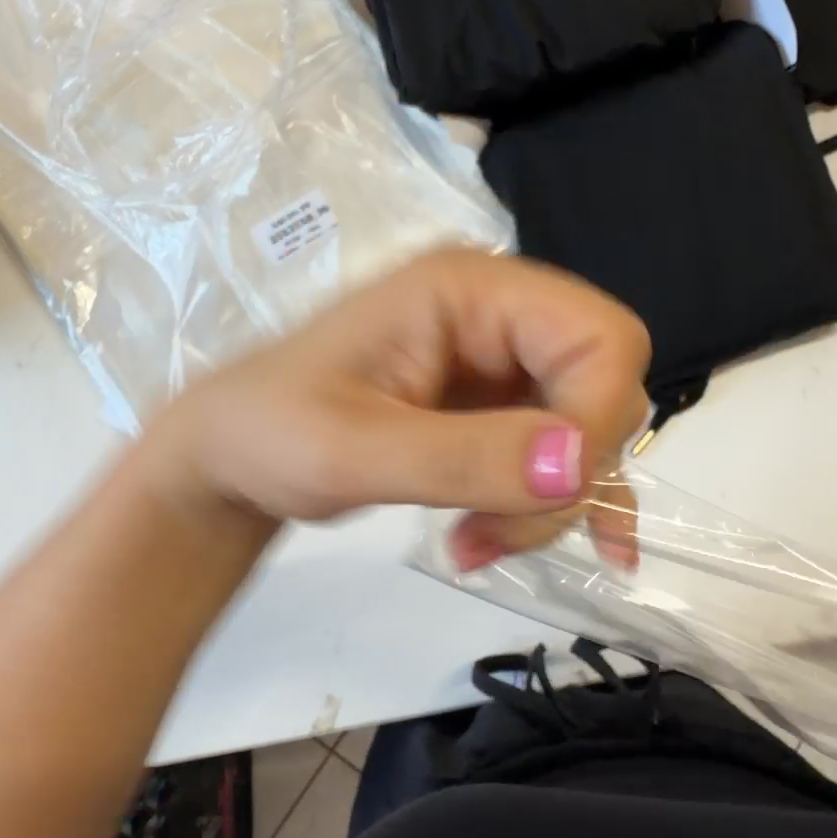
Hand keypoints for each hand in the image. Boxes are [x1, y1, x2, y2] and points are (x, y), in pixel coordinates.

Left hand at [139, 249, 650, 568]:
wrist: (233, 459)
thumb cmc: (270, 433)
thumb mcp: (352, 452)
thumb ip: (464, 457)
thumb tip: (579, 465)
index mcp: (470, 289)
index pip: (601, 337)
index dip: (597, 419)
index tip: (548, 495)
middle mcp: (499, 314)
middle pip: (603, 388)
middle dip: (566, 475)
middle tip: (491, 536)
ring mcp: (501, 363)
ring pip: (587, 432)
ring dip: (550, 503)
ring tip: (475, 546)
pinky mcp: (497, 409)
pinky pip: (562, 455)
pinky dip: (564, 504)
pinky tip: (583, 548)